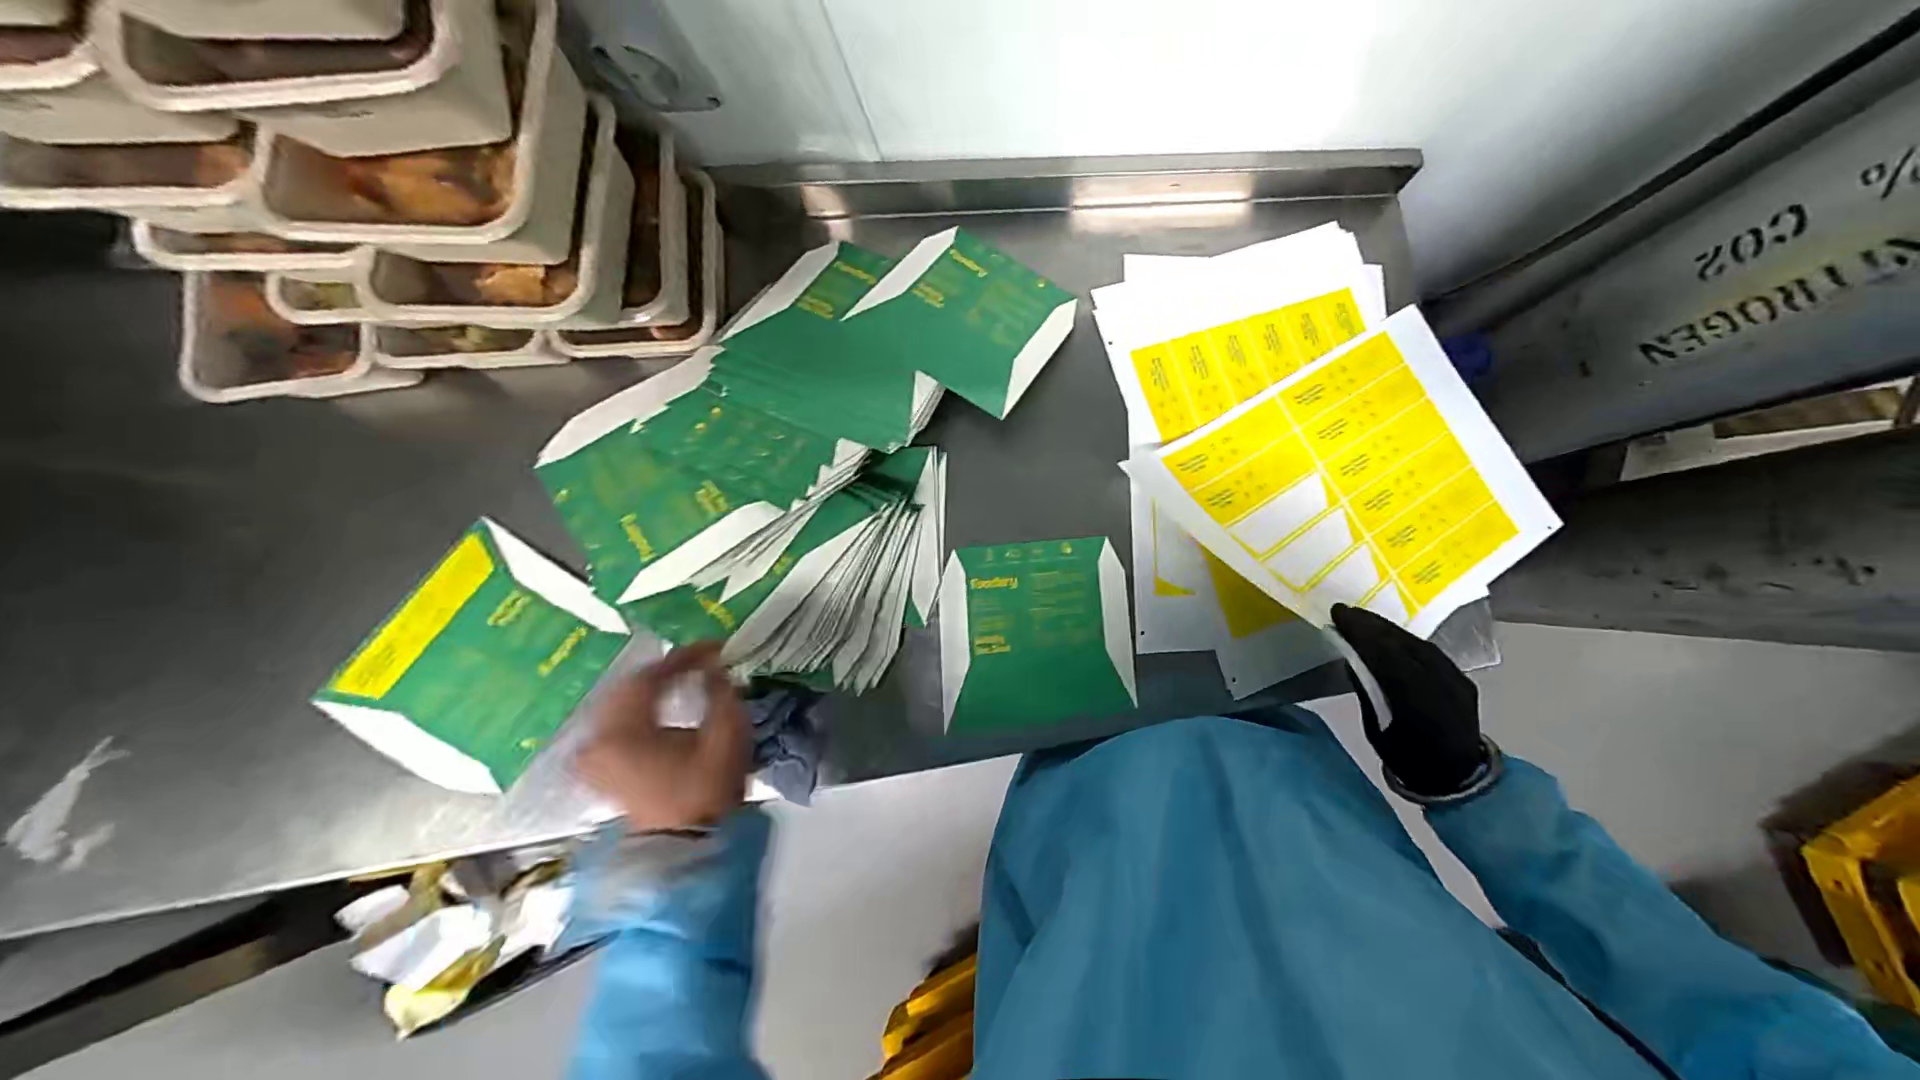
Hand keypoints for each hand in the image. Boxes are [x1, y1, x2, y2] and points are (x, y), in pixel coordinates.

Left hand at [577, 642, 750, 831]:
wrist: (687, 845)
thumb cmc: (707, 792)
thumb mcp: (726, 737)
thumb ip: (720, 693)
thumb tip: (715, 665)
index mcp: (624, 732)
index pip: (651, 677)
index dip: (684, 658)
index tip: (713, 648)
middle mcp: (598, 740)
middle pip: (629, 686)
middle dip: (666, 670)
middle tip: (699, 659)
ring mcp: (594, 756)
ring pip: (620, 702)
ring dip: (650, 687)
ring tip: (682, 677)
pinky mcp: (599, 768)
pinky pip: (614, 721)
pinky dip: (637, 708)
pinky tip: (659, 703)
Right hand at [1329, 603, 1490, 800]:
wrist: (1456, 778)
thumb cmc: (1407, 758)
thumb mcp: (1377, 730)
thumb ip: (1368, 691)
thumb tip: (1352, 658)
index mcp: (1421, 706)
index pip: (1389, 657)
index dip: (1363, 633)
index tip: (1338, 615)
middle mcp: (1445, 688)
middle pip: (1405, 645)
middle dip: (1373, 625)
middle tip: (1345, 611)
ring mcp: (1458, 681)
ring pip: (1419, 644)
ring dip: (1388, 629)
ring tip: (1362, 619)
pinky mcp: (1462, 679)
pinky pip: (1430, 651)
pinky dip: (1404, 639)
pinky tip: (1388, 634)